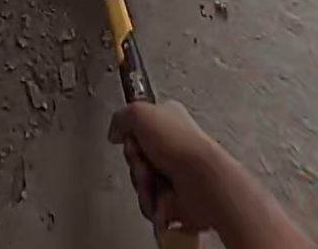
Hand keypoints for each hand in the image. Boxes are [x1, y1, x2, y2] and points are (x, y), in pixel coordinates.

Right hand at [108, 101, 224, 232]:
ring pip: (141, 182)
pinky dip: (153, 203)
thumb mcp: (140, 112)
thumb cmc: (181, 144)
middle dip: (135, 164)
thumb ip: (121, 116)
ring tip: (155, 182)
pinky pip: (151, 203)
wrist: (203, 181)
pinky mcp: (175, 199)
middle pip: (136, 157)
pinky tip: (162, 198)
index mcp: (166, 118)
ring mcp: (173, 172)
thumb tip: (114, 130)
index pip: (135, 128)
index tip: (131, 138)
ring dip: (143, 185)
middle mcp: (170, 144)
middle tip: (145, 164)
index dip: (129, 136)